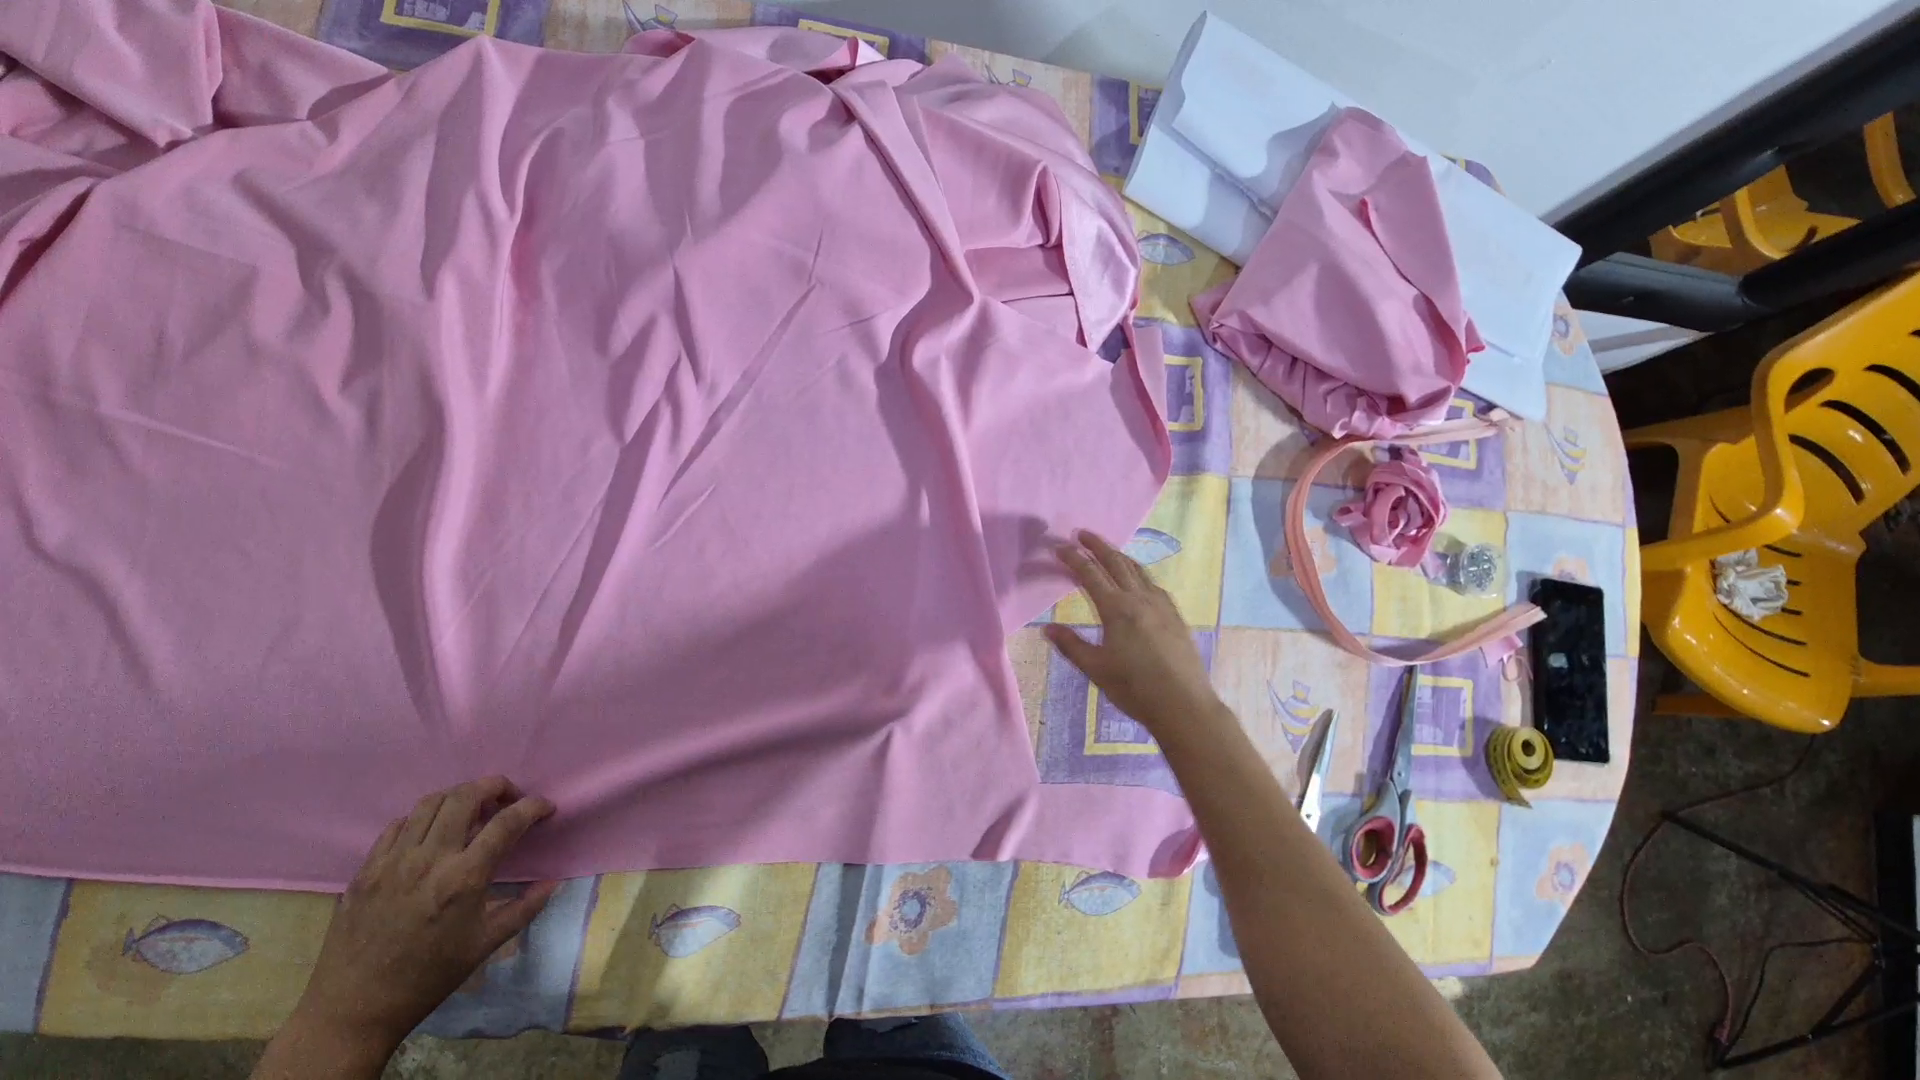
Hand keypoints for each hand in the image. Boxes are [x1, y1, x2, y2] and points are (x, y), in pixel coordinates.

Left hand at [283, 777, 556, 1060]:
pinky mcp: (366, 869)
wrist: (356, 1007)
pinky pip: (397, 826)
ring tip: (472, 809)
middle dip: (495, 786)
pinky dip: (422, 818)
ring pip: (429, 803)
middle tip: (509, 797)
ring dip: (458, 796)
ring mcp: (392, 861)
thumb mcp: (485, 945)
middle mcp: (429, 859)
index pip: (506, 822)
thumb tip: (553, 882)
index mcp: (464, 878)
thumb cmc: (429, 977)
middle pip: (465, 796)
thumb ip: (524, 908)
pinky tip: (431, 833)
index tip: (545, 807)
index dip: (533, 807)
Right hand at [1045, 530, 1225, 736]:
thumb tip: (1048, 628)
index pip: (1090, 574)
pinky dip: (1139, 573)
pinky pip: (1153, 584)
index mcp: (1117, 609)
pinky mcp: (1175, 616)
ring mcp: (1161, 605)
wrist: (1183, 704)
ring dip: (1120, 556)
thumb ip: (1071, 645)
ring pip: (1138, 570)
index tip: (1059, 546)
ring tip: (1108, 550)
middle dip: (1098, 545)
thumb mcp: (1095, 669)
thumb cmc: (1134, 688)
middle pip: (1116, 563)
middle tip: (1082, 533)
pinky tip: (1138, 580)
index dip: (1073, 558)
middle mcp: (1140, 599)